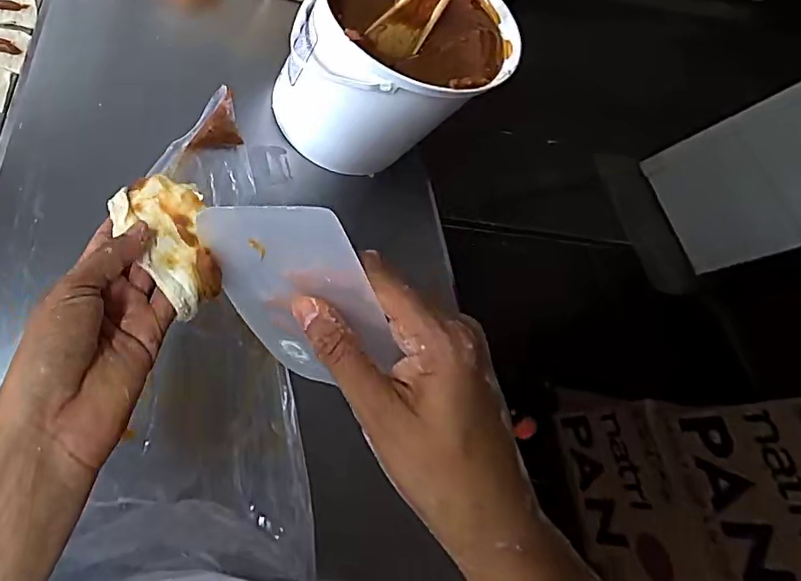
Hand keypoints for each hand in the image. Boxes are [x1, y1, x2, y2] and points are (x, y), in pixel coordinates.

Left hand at [0, 219, 177, 478]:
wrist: (54, 423)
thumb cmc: (49, 350)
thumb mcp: (71, 293)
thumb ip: (110, 259)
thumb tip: (141, 229)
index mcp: (80, 282)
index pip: (107, 243)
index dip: (126, 219)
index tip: (149, 192)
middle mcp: (108, 295)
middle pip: (137, 256)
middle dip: (156, 231)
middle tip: (183, 203)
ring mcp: (132, 316)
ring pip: (157, 275)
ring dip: (174, 251)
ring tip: (197, 222)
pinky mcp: (154, 336)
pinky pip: (172, 303)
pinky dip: (188, 281)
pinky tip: (203, 259)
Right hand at [294, 251, 591, 580]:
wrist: (497, 526)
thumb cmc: (441, 477)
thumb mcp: (381, 416)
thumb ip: (342, 353)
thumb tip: (309, 306)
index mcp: (443, 336)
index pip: (382, 277)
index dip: (339, 274)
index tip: (303, 279)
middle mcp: (459, 327)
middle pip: (393, 290)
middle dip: (348, 295)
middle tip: (306, 307)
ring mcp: (465, 342)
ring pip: (404, 308)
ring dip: (365, 315)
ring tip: (324, 324)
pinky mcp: (463, 357)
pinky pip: (417, 328)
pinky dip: (385, 332)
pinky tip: (359, 347)